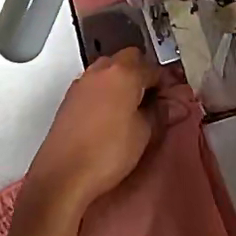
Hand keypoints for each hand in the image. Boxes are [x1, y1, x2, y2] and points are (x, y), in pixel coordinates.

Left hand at [23, 46, 161, 215]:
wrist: (63, 175)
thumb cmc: (106, 153)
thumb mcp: (144, 133)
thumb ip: (160, 113)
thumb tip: (172, 106)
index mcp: (123, 73)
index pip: (153, 67)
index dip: (166, 82)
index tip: (172, 98)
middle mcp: (100, 72)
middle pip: (128, 60)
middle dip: (143, 74)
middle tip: (154, 99)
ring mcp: (81, 84)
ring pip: (108, 71)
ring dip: (122, 82)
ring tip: (133, 109)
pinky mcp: (69, 100)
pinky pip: (94, 86)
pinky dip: (106, 93)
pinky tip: (112, 117)